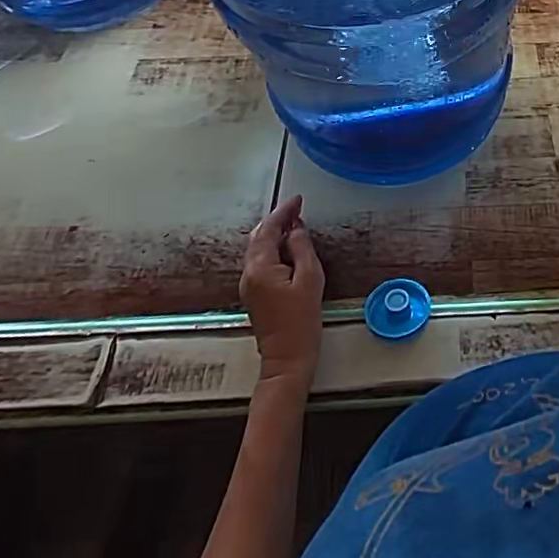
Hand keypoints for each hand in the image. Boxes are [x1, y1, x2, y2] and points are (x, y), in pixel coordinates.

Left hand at [240, 195, 324, 388]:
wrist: (287, 358)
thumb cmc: (302, 320)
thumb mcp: (310, 278)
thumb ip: (302, 249)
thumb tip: (297, 229)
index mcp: (260, 267)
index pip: (269, 229)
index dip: (284, 211)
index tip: (298, 199)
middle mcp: (249, 273)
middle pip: (259, 237)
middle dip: (277, 220)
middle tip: (298, 209)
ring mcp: (249, 285)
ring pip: (259, 249)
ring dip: (275, 234)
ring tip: (296, 224)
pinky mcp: (255, 294)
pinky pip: (261, 261)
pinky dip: (273, 248)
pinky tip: (289, 248)